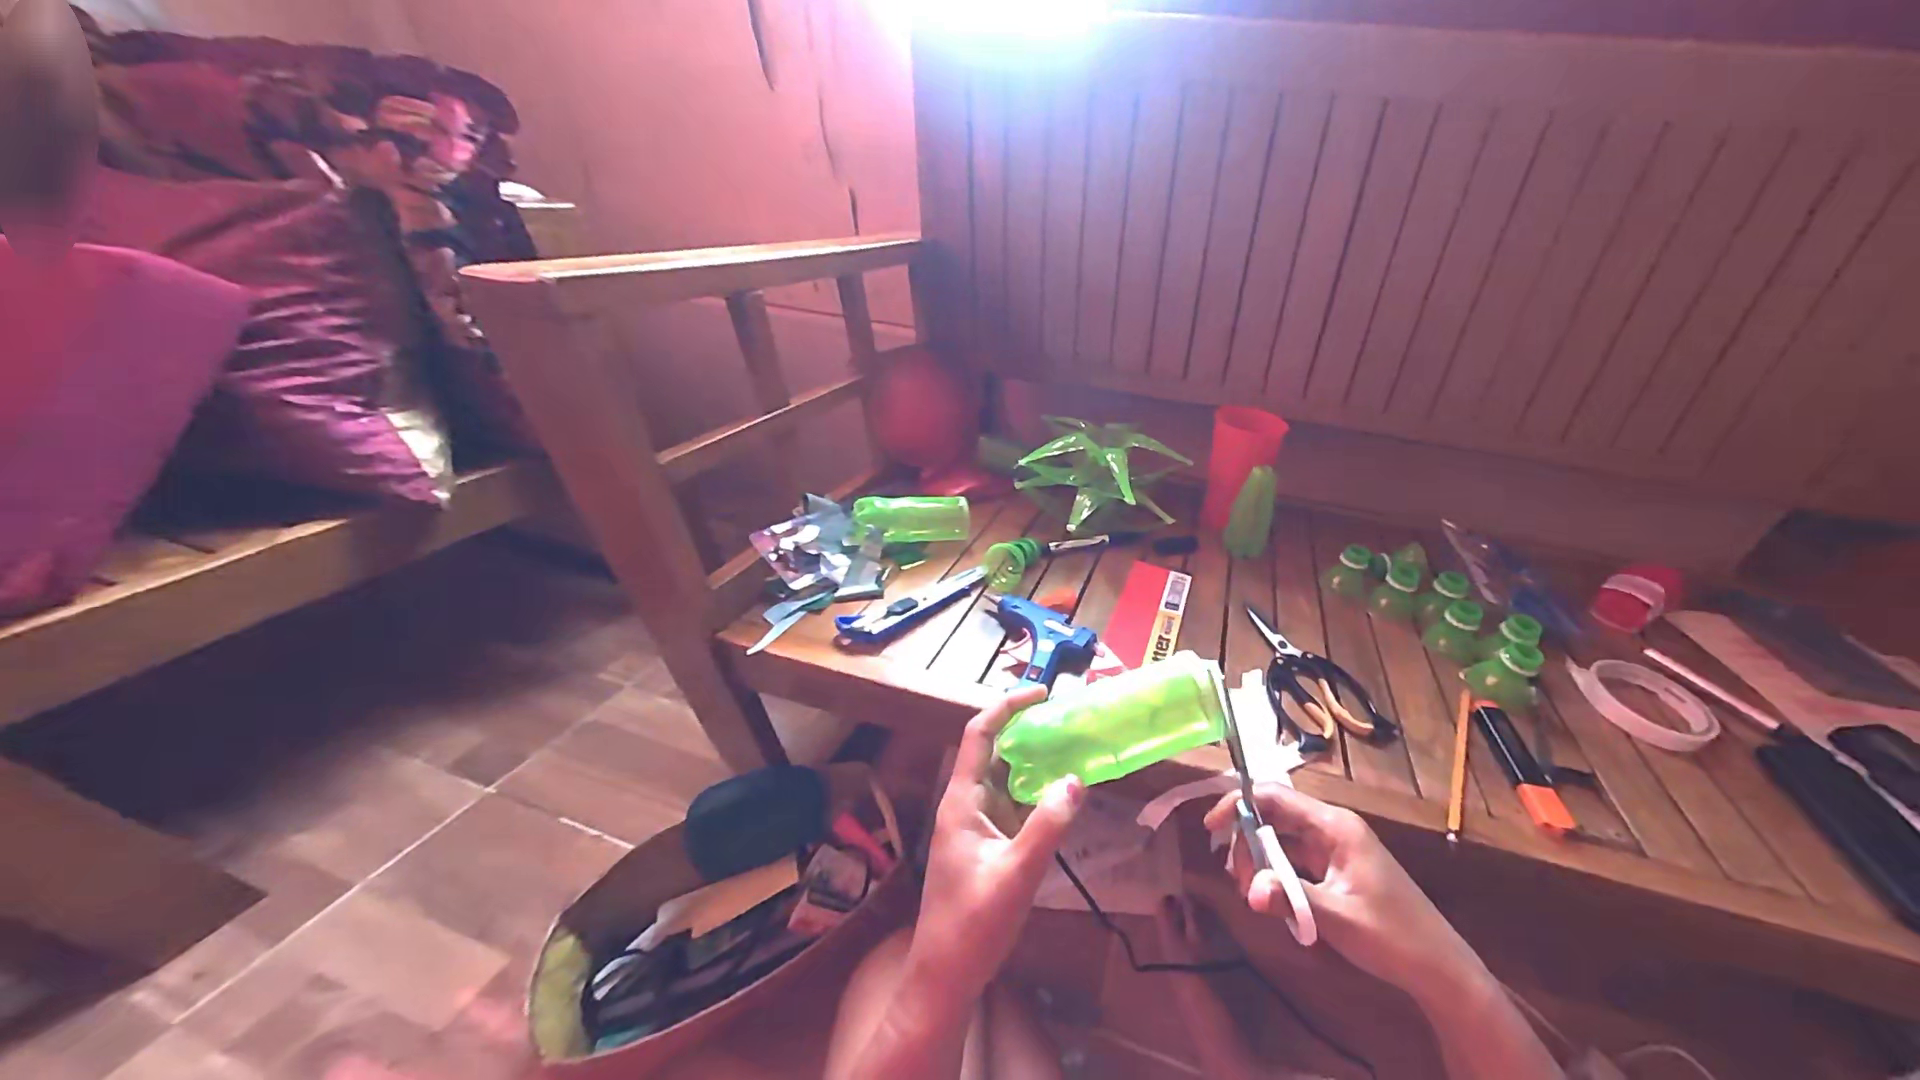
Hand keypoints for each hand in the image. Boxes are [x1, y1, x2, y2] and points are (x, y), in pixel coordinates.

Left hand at [906, 685, 1083, 1008]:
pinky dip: (1033, 793)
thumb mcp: (1017, 874)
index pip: (979, 735)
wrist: (946, 974)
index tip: (1041, 694)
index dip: (1006, 708)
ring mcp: (974, 824)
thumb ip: (1047, 826)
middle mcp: (965, 803)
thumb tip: (1075, 780)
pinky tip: (1060, 794)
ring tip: (1069, 747)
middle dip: (1025, 731)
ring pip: (1003, 779)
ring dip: (1032, 762)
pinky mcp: (985, 844)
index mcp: (961, 800)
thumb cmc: (973, 924)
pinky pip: (1010, 805)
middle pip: (993, 752)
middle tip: (1065, 719)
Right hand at [1205, 783, 1483, 1002]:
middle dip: (1246, 842)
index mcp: (1334, 825)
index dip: (1237, 804)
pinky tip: (1268, 895)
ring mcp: (1331, 846)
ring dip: (1257, 859)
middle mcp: (1330, 826)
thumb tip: (1249, 891)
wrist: (1443, 972)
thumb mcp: (1339, 919)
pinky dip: (1273, 871)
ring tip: (1251, 893)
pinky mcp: (1331, 865)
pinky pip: (1290, 856)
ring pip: (1278, 836)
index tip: (1211, 827)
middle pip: (1271, 815)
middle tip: (1239, 881)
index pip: (1273, 796)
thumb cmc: (1394, 937)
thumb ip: (1290, 899)